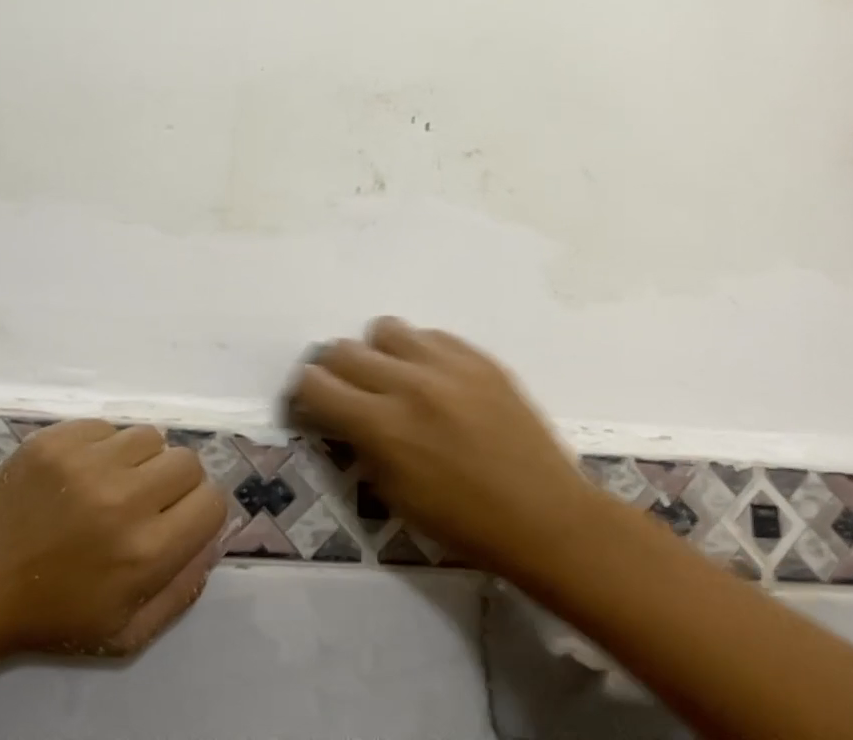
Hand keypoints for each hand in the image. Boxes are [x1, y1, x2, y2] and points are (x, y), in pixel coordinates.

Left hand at [0, 419, 228, 656]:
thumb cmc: (50, 616)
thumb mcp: (127, 632)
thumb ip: (182, 591)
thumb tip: (212, 542)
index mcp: (146, 551)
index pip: (212, 502)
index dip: (200, 512)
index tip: (177, 522)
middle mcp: (123, 498)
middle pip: (187, 462)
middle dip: (175, 484)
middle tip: (144, 504)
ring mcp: (85, 462)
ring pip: (148, 436)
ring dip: (140, 460)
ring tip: (110, 485)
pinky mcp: (54, 440)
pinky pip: (105, 425)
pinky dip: (102, 446)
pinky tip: (79, 475)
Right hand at [287, 317, 597, 574]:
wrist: (546, 518)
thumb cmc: (462, 522)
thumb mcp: (394, 495)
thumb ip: (360, 446)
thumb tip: (342, 417)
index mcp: (381, 425)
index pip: (314, 383)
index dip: (306, 395)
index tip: (316, 406)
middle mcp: (409, 383)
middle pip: (343, 349)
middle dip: (336, 372)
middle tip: (350, 394)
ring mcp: (448, 365)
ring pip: (386, 329)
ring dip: (380, 354)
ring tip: (396, 381)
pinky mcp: (481, 359)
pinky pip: (433, 336)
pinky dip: (422, 354)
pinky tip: (436, 383)